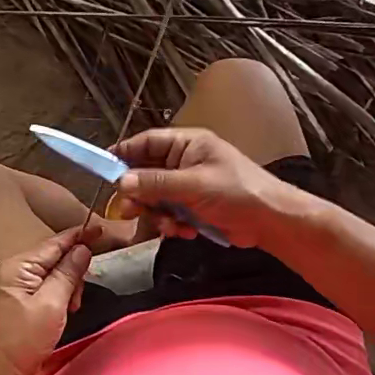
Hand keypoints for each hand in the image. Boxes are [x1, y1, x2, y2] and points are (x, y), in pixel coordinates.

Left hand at [0, 226, 96, 374]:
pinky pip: (43, 287)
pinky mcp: (15, 300)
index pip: (54, 242)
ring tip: (71, 308)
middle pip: (53, 256)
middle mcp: (12, 270)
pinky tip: (63, 310)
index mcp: (18, 266)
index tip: (102, 229)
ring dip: (67, 286)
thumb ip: (68, 273)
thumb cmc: (23, 340)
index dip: (80, 235)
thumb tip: (83, 249)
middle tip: (79, 297)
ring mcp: (12, 285)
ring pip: (51, 273)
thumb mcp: (52, 304)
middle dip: (73, 270)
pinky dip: (57, 295)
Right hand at [111, 128, 295, 248]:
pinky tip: (185, 231)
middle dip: (140, 194)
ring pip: (156, 198)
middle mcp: (185, 161)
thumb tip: (121, 181)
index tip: (103, 168)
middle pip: (146, 174)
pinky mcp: (194, 207)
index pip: (146, 142)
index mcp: (187, 144)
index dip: (124, 154)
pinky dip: (173, 224)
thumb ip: (155, 183)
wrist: (271, 221)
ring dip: (158, 214)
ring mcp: (189, 185)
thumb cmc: (236, 192)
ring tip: (170, 226)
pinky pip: (170, 214)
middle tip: (130, 211)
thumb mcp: (192, 184)